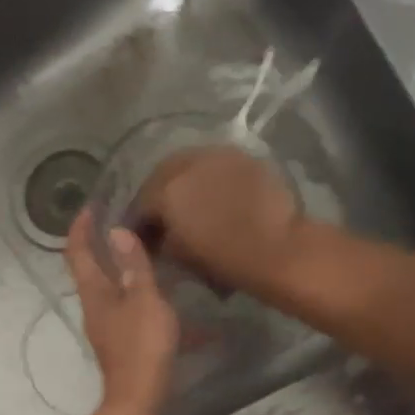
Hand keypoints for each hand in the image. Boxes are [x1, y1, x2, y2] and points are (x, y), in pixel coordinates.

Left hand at [64, 210, 178, 414]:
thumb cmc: (141, 348)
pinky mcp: (121, 342)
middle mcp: (94, 307)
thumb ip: (133, 266)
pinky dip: (142, 295)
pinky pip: (129, 308)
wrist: (138, 400)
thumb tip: (115, 230)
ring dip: (122, 268)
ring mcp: (107, 326)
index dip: (80, 227)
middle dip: (100, 244)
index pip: (77, 252)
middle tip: (118, 220)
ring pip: (111, 289)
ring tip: (145, 250)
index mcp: (95, 293)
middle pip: (91, 269)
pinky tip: (166, 296)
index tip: (90, 205)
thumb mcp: (143, 301)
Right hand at [134, 146, 300, 294]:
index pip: (139, 204)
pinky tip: (211, 195)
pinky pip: (212, 164)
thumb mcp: (179, 257)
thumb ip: (160, 241)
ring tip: (186, 204)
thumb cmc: (223, 258)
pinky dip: (205, 177)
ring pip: (186, 164)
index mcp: (165, 191)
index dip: (138, 224)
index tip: (141, 239)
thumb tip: (156, 236)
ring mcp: (215, 155)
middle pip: (160, 176)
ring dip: (181, 183)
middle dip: (157, 196)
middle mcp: (186, 164)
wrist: (277, 247)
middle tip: (161, 218)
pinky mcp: (240, 156)